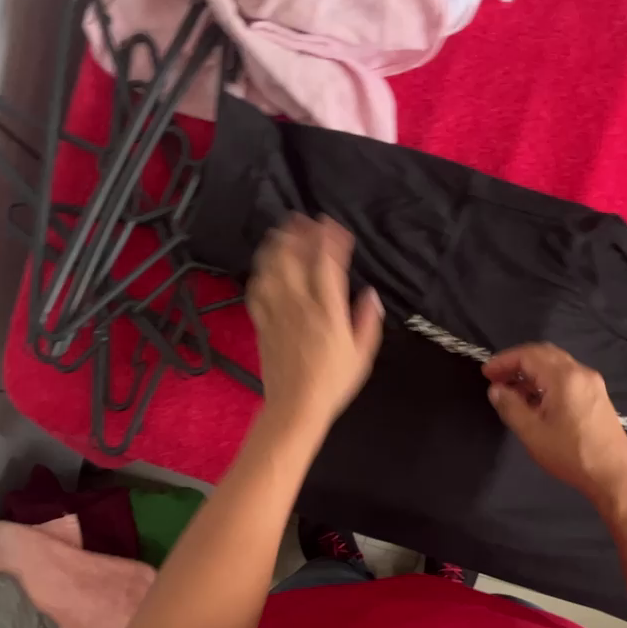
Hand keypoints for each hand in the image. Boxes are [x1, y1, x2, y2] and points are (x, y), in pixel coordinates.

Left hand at [246, 214, 383, 432]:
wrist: (295, 407)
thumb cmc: (331, 384)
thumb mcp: (361, 356)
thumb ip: (366, 322)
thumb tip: (370, 296)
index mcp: (327, 312)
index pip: (326, 264)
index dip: (329, 239)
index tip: (333, 226)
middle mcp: (299, 307)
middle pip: (293, 257)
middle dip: (298, 233)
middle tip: (304, 220)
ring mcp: (277, 314)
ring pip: (271, 269)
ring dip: (276, 246)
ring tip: (282, 233)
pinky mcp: (262, 325)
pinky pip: (256, 292)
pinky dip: (260, 274)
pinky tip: (265, 267)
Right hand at [484, 343, 626, 503]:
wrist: (613, 474)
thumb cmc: (570, 454)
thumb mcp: (532, 433)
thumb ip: (510, 407)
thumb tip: (496, 389)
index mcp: (564, 378)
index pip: (528, 355)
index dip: (504, 361)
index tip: (485, 373)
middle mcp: (580, 373)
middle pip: (544, 354)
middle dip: (517, 362)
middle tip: (496, 378)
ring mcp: (592, 383)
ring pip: (556, 365)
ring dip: (532, 371)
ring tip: (511, 391)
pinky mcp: (597, 395)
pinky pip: (567, 377)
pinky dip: (546, 380)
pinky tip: (535, 400)